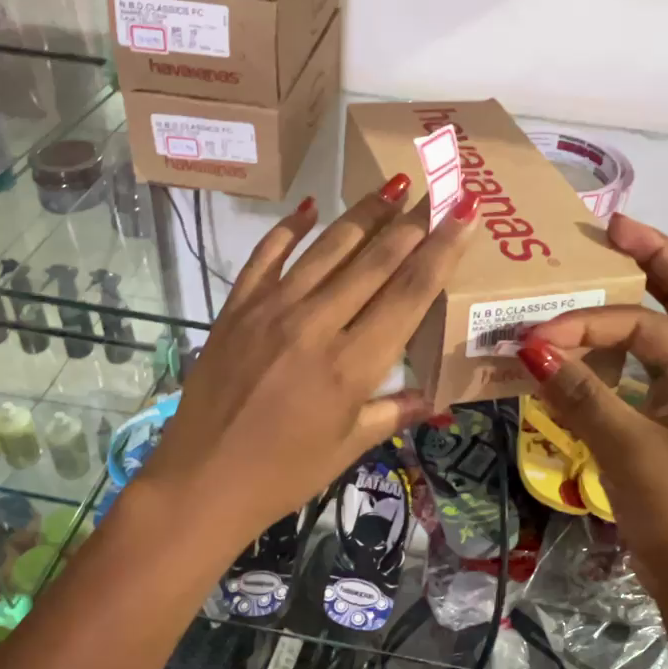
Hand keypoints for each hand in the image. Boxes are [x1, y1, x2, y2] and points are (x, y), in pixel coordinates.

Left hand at [140, 176, 480, 545]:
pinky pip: (267, 255)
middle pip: (375, 260)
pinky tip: (310, 205)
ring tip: (393, 186)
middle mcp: (316, 324)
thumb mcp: (348, 450)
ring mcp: (271, 309)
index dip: (443, 249)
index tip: (466, 212)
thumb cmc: (283, 475)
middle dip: (413, 221)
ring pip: (327, 247)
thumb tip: (433, 398)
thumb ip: (393, 412)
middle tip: (439, 188)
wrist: (201, 482)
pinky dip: (290, 228)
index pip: (409, 293)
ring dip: (364, 214)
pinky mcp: (236, 307)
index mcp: (352, 364)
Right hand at [517, 215, 667, 583]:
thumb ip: (579, 391)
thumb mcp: (627, 448)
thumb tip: (530, 344)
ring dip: (637, 298)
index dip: (586, 320)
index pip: (641, 321)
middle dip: (653, 257)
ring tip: (597, 270)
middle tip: (612, 229)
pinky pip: (647, 366)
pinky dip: (619, 348)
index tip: (533, 335)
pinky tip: (584, 346)